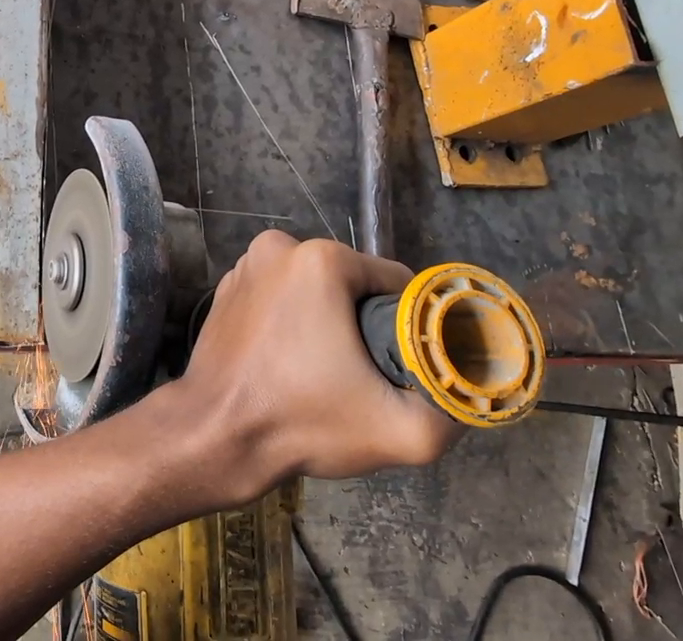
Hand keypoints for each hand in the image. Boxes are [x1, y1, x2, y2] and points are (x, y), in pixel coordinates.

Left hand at [170, 230, 460, 496]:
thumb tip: (467, 396)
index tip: (404, 366)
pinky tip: (294, 364)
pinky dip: (293, 323)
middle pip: (352, 285)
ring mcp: (245, 266)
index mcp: (320, 260)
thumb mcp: (404, 431)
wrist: (214, 434)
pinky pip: (280, 300)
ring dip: (329, 324)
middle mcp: (278, 248)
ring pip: (315, 292)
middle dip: (366, 324)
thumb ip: (453, 409)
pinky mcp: (225, 291)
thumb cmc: (302, 422)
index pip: (395, 283)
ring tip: (329, 373)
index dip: (410, 325)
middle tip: (367, 376)